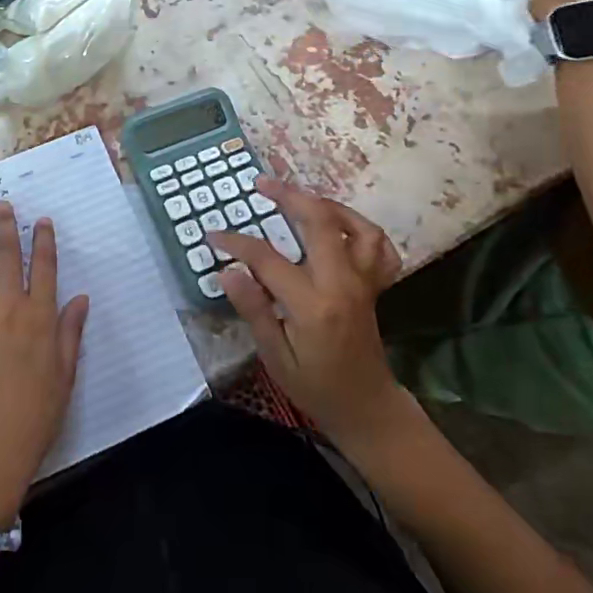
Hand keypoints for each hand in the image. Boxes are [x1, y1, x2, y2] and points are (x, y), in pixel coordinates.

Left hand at [0, 202, 89, 525]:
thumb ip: (70, 332)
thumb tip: (79, 298)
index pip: (43, 266)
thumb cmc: (34, 416)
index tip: (41, 221)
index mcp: (39, 317)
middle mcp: (6, 307)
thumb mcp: (64, 376)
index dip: (43, 240)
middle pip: (6, 255)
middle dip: (5, 226)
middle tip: (2, 206)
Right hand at [209, 181, 408, 438]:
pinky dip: (360, 228)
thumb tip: (227, 271)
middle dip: (288, 197)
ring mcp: (364, 281)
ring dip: (326, 204)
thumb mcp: (274, 355)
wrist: (367, 407)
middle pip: (319, 222)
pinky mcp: (375, 285)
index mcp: (313, 304)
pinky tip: (339, 225)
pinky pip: (378, 246)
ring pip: (355, 225)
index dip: (236, 243)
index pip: (267, 258)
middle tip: (261, 185)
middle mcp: (343, 283)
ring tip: (299, 198)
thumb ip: (253, 309)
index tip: (213, 236)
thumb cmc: (315, 386)